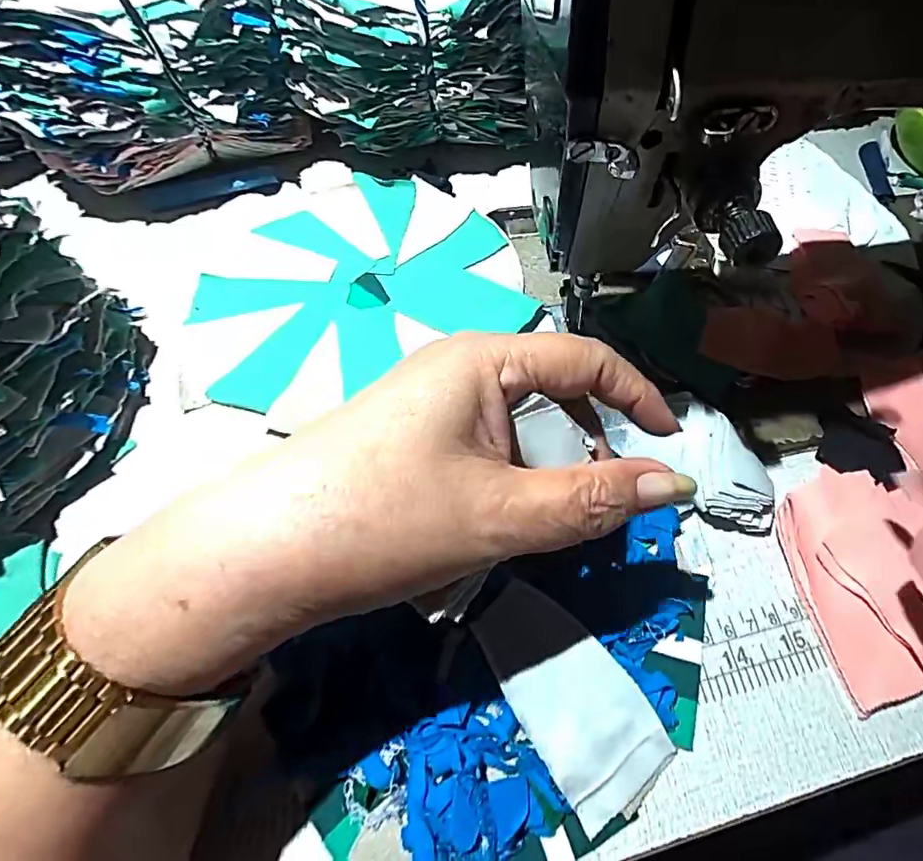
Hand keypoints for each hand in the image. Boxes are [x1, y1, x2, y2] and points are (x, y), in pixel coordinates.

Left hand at [60, 333, 696, 695]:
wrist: (246, 563)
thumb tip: (676, 486)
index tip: (670, 440)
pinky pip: (494, 438)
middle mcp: (462, 364)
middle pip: (558, 387)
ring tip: (560, 508)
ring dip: (558, 458)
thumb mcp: (503, 515)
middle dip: (597, 435)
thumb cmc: (383, 521)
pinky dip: (523, 469)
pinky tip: (511, 511)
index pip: (588, 360)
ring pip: (526, 418)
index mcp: (485, 359)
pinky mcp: (418, 431)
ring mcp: (435, 398)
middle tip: (614, 488)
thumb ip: (596, 499)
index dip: (638, 396)